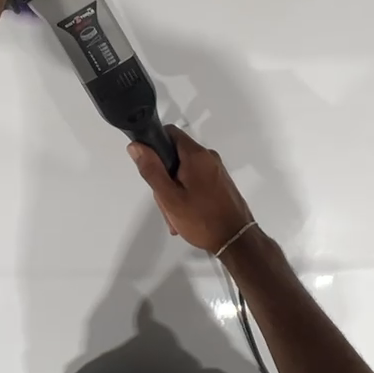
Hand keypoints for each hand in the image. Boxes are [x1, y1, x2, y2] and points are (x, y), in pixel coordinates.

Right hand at [127, 125, 256, 252]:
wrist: (237, 240)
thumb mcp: (169, 197)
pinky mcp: (221, 182)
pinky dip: (187, 194)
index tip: (148, 165)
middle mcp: (209, 156)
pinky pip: (196, 180)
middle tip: (164, 200)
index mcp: (196, 155)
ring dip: (175, 189)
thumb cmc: (201, 219)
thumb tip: (136, 146)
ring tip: (175, 215)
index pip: (169, 132)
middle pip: (176, 155)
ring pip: (185, 170)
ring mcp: (217, 169)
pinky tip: (186, 215)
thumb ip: (151, 170)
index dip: (154, 144)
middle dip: (164, 176)